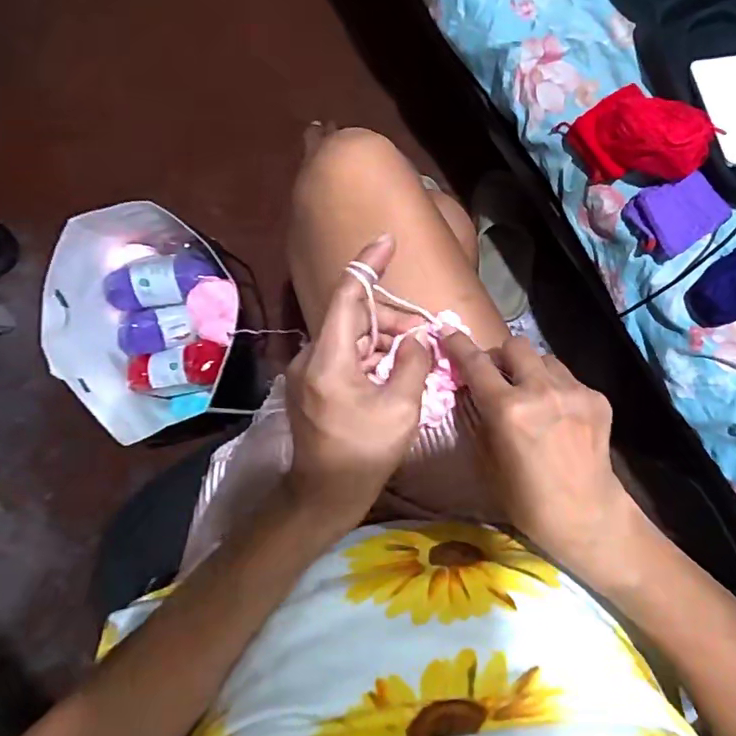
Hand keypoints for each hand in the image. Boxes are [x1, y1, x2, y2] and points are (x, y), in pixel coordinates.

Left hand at [284, 234, 430, 530]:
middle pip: (355, 316)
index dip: (368, 263)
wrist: (323, 495)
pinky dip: (372, 356)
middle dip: (392, 318)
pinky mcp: (313, 384)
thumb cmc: (363, 453)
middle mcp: (313, 356)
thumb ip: (412, 362)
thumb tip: (417, 339)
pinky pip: (346, 355)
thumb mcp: (400, 407)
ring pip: (353, 336)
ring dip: (385, 339)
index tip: (388, 240)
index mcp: (329, 356)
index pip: (347, 293)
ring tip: (416, 355)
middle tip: (426, 336)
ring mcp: (310, 371)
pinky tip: (395, 371)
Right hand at [443, 332, 644, 581]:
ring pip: (544, 358)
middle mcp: (541, 391)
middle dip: (502, 357)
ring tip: (533, 395)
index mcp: (508, 409)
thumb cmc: (526, 497)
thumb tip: (470, 388)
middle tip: (500, 377)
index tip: (449, 334)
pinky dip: (556, 388)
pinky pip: (568, 378)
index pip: (477, 363)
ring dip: (531, 370)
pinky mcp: (596, 397)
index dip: (459, 346)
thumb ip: (477, 416)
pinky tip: (559, 415)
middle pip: (515, 345)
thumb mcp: (487, 459)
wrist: (585, 514)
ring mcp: (573, 391)